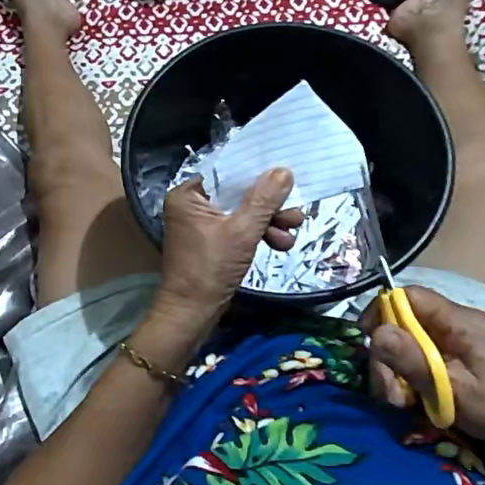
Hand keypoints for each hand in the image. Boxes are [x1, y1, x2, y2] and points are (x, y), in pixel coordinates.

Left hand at [154, 168, 302, 328]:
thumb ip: (264, 200)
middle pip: (239, 194)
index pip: (228, 172)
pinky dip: (258, 235)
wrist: (191, 314)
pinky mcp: (212, 242)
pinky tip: (280, 244)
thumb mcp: (242, 231)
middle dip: (270, 206)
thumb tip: (284, 170)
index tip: (287, 177)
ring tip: (291, 234)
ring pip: (243, 213)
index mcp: (189, 194)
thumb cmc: (210, 268)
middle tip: (295, 215)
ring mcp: (202, 225)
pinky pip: (240, 229)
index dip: (259, 174)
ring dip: (269, 222)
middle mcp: (192, 205)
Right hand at [363, 285, 484, 460]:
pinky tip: (418, 404)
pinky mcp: (468, 363)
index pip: (410, 296)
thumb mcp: (452, 388)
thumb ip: (413, 359)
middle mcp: (462, 324)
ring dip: (402, 372)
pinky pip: (431, 360)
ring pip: (417, 344)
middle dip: (390, 355)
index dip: (382, 312)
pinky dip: (418, 380)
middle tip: (388, 395)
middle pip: (409, 323)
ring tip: (403, 404)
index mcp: (461, 320)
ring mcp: (466, 344)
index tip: (366, 343)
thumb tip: (375, 331)